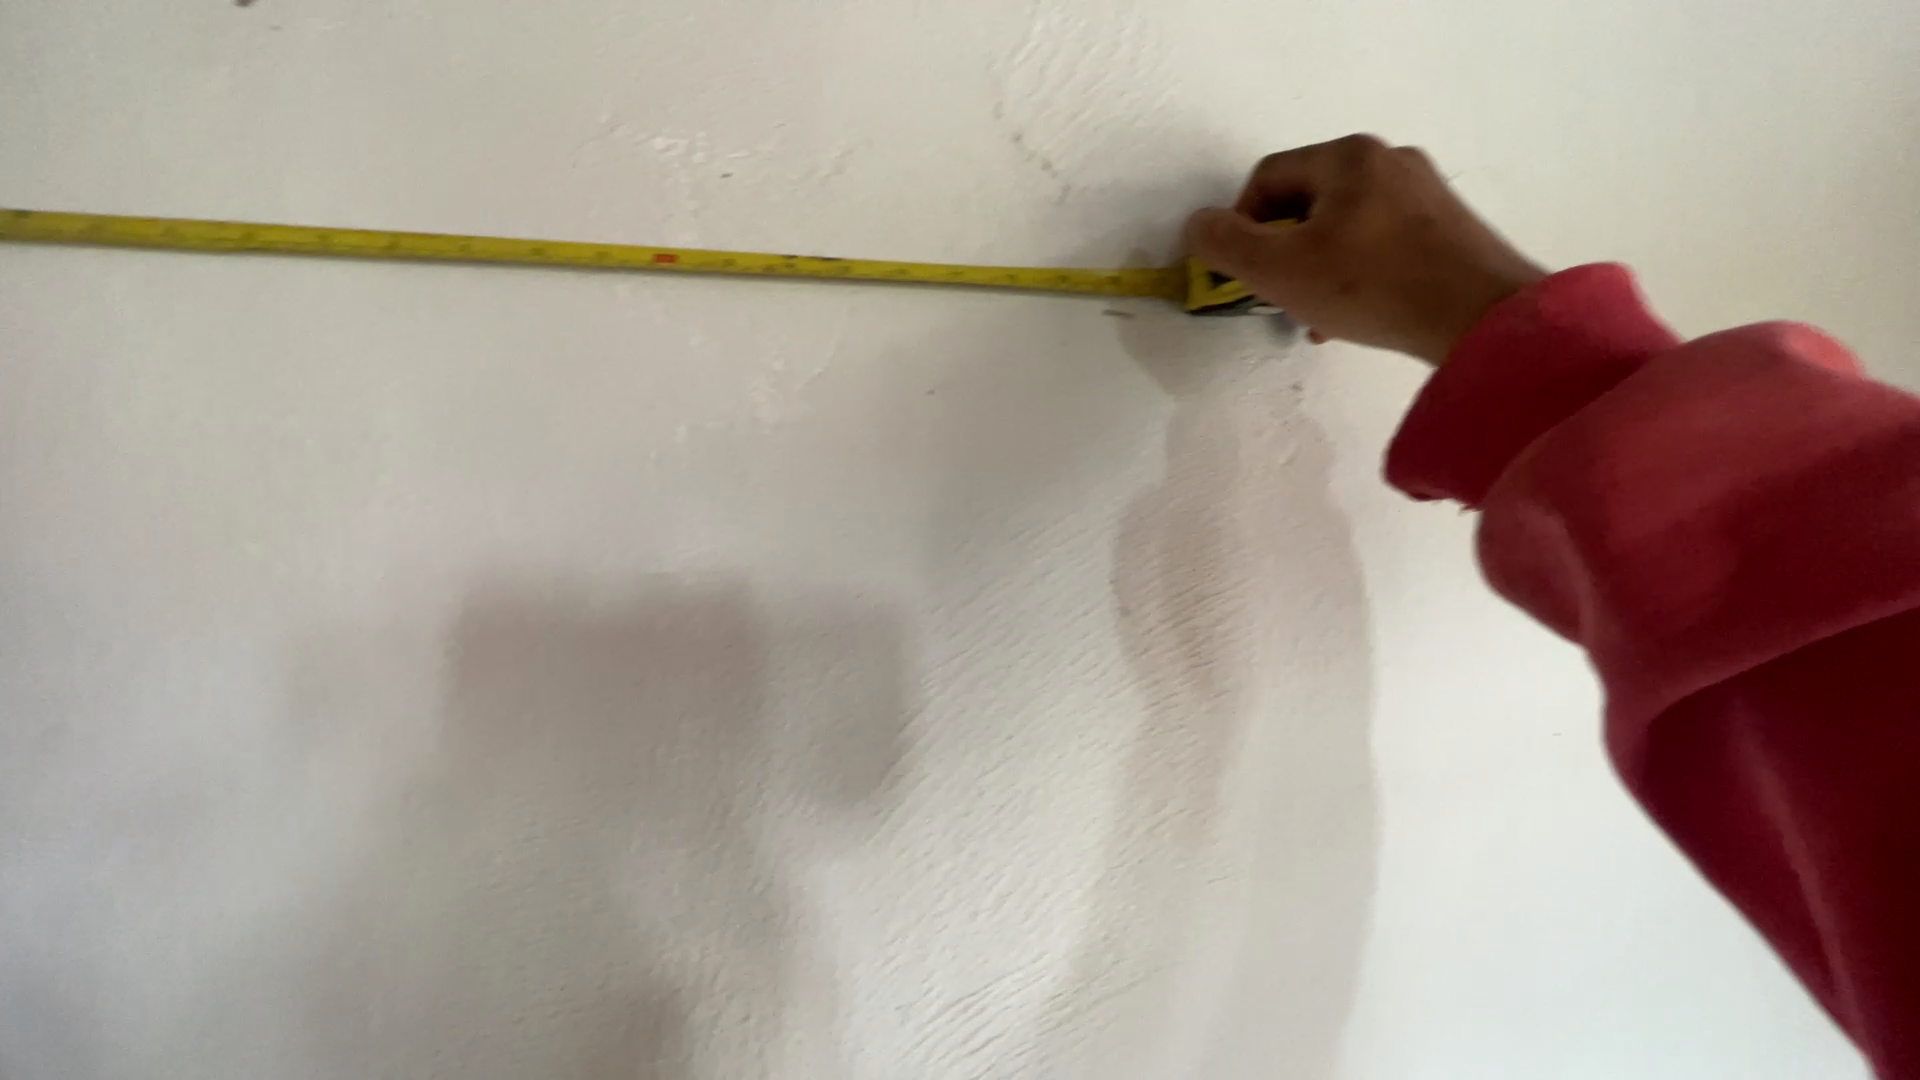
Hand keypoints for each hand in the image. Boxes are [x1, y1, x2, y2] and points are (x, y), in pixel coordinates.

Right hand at [1184, 135, 1545, 364]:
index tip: (1243, 272)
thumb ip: (1225, 244)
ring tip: (1312, 314)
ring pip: (1339, 227)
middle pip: (1303, 203)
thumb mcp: (1278, 269)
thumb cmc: (1368, 285)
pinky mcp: (1445, 227)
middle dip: (1279, 252)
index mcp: (1347, 157)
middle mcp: (1388, 160)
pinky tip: (1349, 316)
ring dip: (1312, 269)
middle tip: (1277, 296)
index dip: (1240, 225)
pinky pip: (1376, 244)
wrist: (1478, 317)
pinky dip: (1351, 275)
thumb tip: (1197, 225)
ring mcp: (1423, 192)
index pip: (1266, 178)